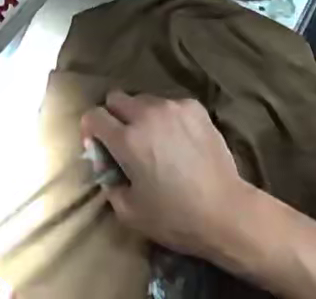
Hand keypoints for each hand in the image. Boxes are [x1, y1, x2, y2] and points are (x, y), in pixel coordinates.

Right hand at [80, 91, 257, 261]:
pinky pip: (170, 105)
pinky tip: (179, 140)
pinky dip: (168, 118)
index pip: (94, 115)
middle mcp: (147, 114)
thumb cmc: (174, 217)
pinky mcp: (194, 106)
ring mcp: (173, 106)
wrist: (224, 210)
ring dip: (142, 115)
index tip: (98, 143)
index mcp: (127, 139)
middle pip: (117, 98)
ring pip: (145, 100)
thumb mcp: (130, 212)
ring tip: (156, 140)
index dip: (91, 128)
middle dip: (114, 115)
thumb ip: (110, 184)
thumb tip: (107, 166)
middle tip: (125, 139)